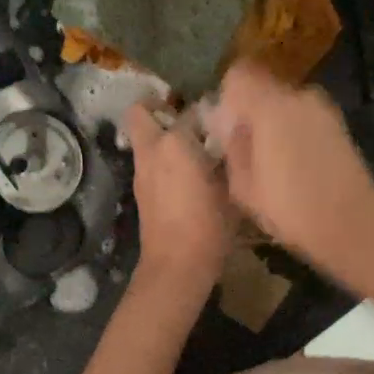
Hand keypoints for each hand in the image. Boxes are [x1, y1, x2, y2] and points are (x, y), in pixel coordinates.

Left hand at [124, 103, 234, 291]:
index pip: (190, 111)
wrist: (176, 265)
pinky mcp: (140, 190)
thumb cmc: (209, 226)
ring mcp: (141, 170)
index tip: (221, 121)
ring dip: (161, 136)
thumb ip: (230, 156)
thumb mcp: (232, 189)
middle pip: (141, 112)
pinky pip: (148, 160)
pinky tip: (186, 174)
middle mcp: (151, 150)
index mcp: (175, 143)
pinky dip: (161, 158)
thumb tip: (234, 136)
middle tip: (187, 120)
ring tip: (192, 149)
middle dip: (159, 109)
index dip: (207, 113)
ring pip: (143, 138)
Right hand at [208, 60, 373, 265]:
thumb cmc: (291, 209)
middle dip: (248, 111)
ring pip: (284, 102)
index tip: (223, 128)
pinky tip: (291, 164)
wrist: (352, 225)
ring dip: (271, 122)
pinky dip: (291, 130)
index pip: (238, 74)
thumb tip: (228, 128)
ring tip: (268, 161)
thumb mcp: (243, 186)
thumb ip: (232, 147)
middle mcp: (299, 95)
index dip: (226, 97)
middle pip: (262, 87)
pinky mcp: (338, 124)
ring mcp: (323, 108)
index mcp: (271, 106)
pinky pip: (302, 116)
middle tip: (242, 147)